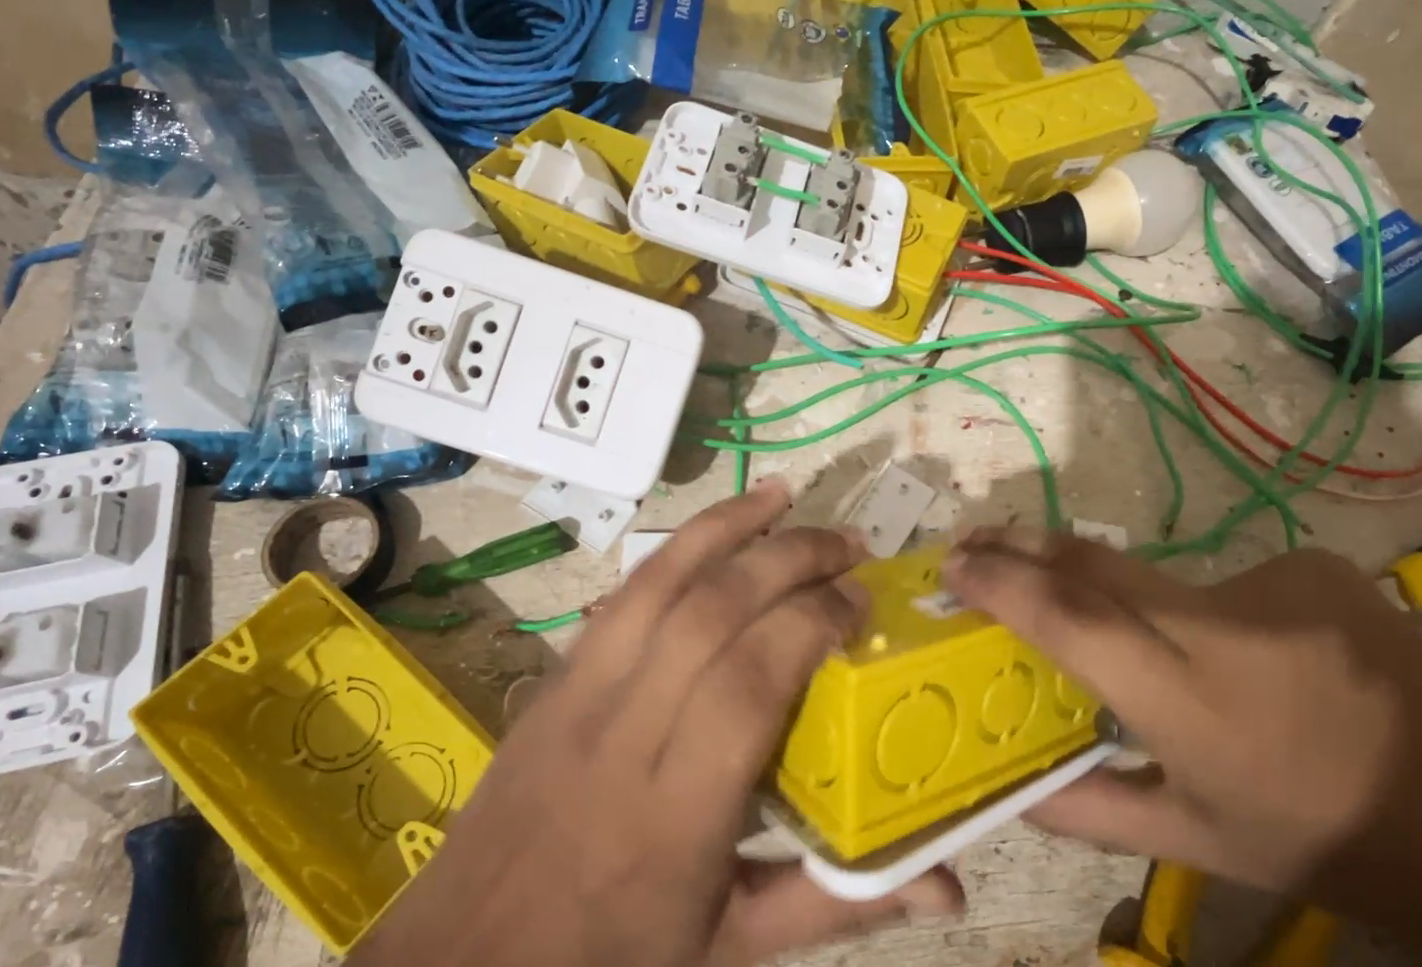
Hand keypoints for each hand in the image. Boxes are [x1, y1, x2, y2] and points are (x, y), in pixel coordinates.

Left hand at [352, 482, 962, 966]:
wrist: (468, 965)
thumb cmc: (615, 958)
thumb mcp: (734, 945)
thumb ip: (839, 901)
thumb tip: (952, 890)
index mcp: (674, 816)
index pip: (748, 684)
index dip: (811, 625)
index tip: (863, 604)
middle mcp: (620, 739)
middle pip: (709, 617)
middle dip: (788, 561)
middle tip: (852, 547)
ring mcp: (574, 699)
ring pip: (656, 585)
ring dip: (728, 529)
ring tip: (790, 500)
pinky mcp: (550, 681)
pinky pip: (619, 597)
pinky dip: (674, 548)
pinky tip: (716, 526)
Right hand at [939, 529, 1421, 963]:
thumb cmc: (1328, 842)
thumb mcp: (1198, 842)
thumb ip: (1088, 810)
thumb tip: (1010, 788)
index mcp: (1187, 698)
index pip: (1069, 615)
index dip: (1002, 580)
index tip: (952, 562)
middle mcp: (1222, 622)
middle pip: (1096, 560)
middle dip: (1024, 543)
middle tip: (975, 539)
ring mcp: (1274, 582)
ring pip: (1157, 576)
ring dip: (1124, 597)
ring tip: (1149, 654)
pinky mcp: (1313, 565)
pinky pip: (1223, 582)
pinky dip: (1202, 613)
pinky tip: (1244, 660)